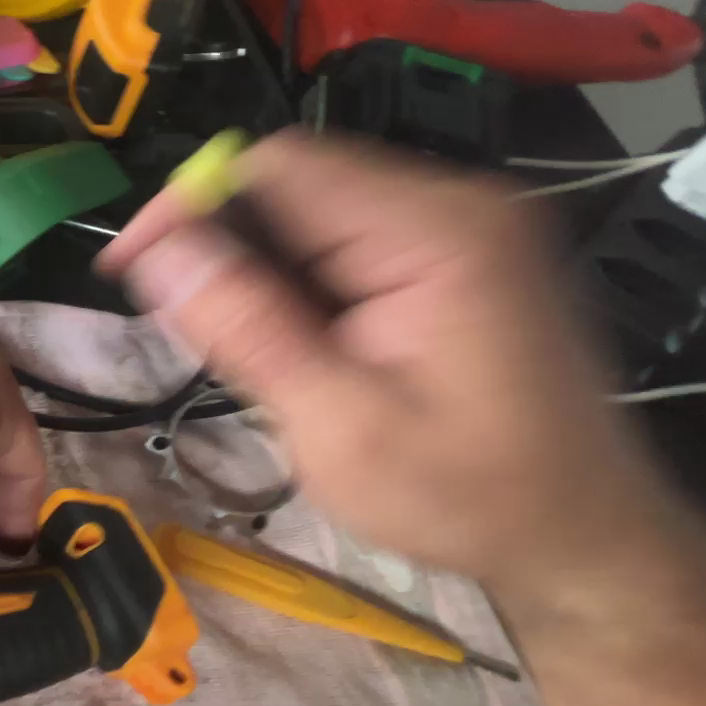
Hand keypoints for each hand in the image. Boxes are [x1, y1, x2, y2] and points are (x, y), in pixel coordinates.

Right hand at [95, 133, 676, 587]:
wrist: (579, 538)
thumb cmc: (465, 497)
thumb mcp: (336, 424)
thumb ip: (245, 328)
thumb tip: (157, 252)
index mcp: (433, 234)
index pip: (273, 167)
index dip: (185, 203)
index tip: (126, 264)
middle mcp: (448, 207)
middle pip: (285, 181)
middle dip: (211, 240)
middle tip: (173, 316)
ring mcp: (449, 228)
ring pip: (298, 209)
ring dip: (241, 264)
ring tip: (224, 338)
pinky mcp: (438, 255)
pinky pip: (328, 238)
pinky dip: (278, 277)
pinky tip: (273, 334)